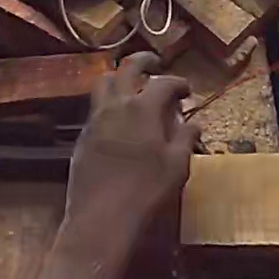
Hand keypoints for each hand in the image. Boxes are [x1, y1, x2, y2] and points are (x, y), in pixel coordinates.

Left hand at [62, 52, 198, 258]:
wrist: (101, 217)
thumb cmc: (145, 191)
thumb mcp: (176, 166)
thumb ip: (185, 138)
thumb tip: (194, 122)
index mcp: (142, 108)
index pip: (164, 82)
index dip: (178, 82)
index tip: (187, 90)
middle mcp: (117, 104)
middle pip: (128, 67)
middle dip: (144, 60)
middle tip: (156, 64)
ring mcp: (96, 117)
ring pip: (105, 81)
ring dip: (121, 76)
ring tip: (133, 85)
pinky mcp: (84, 134)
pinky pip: (96, 106)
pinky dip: (110, 101)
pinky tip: (119, 117)